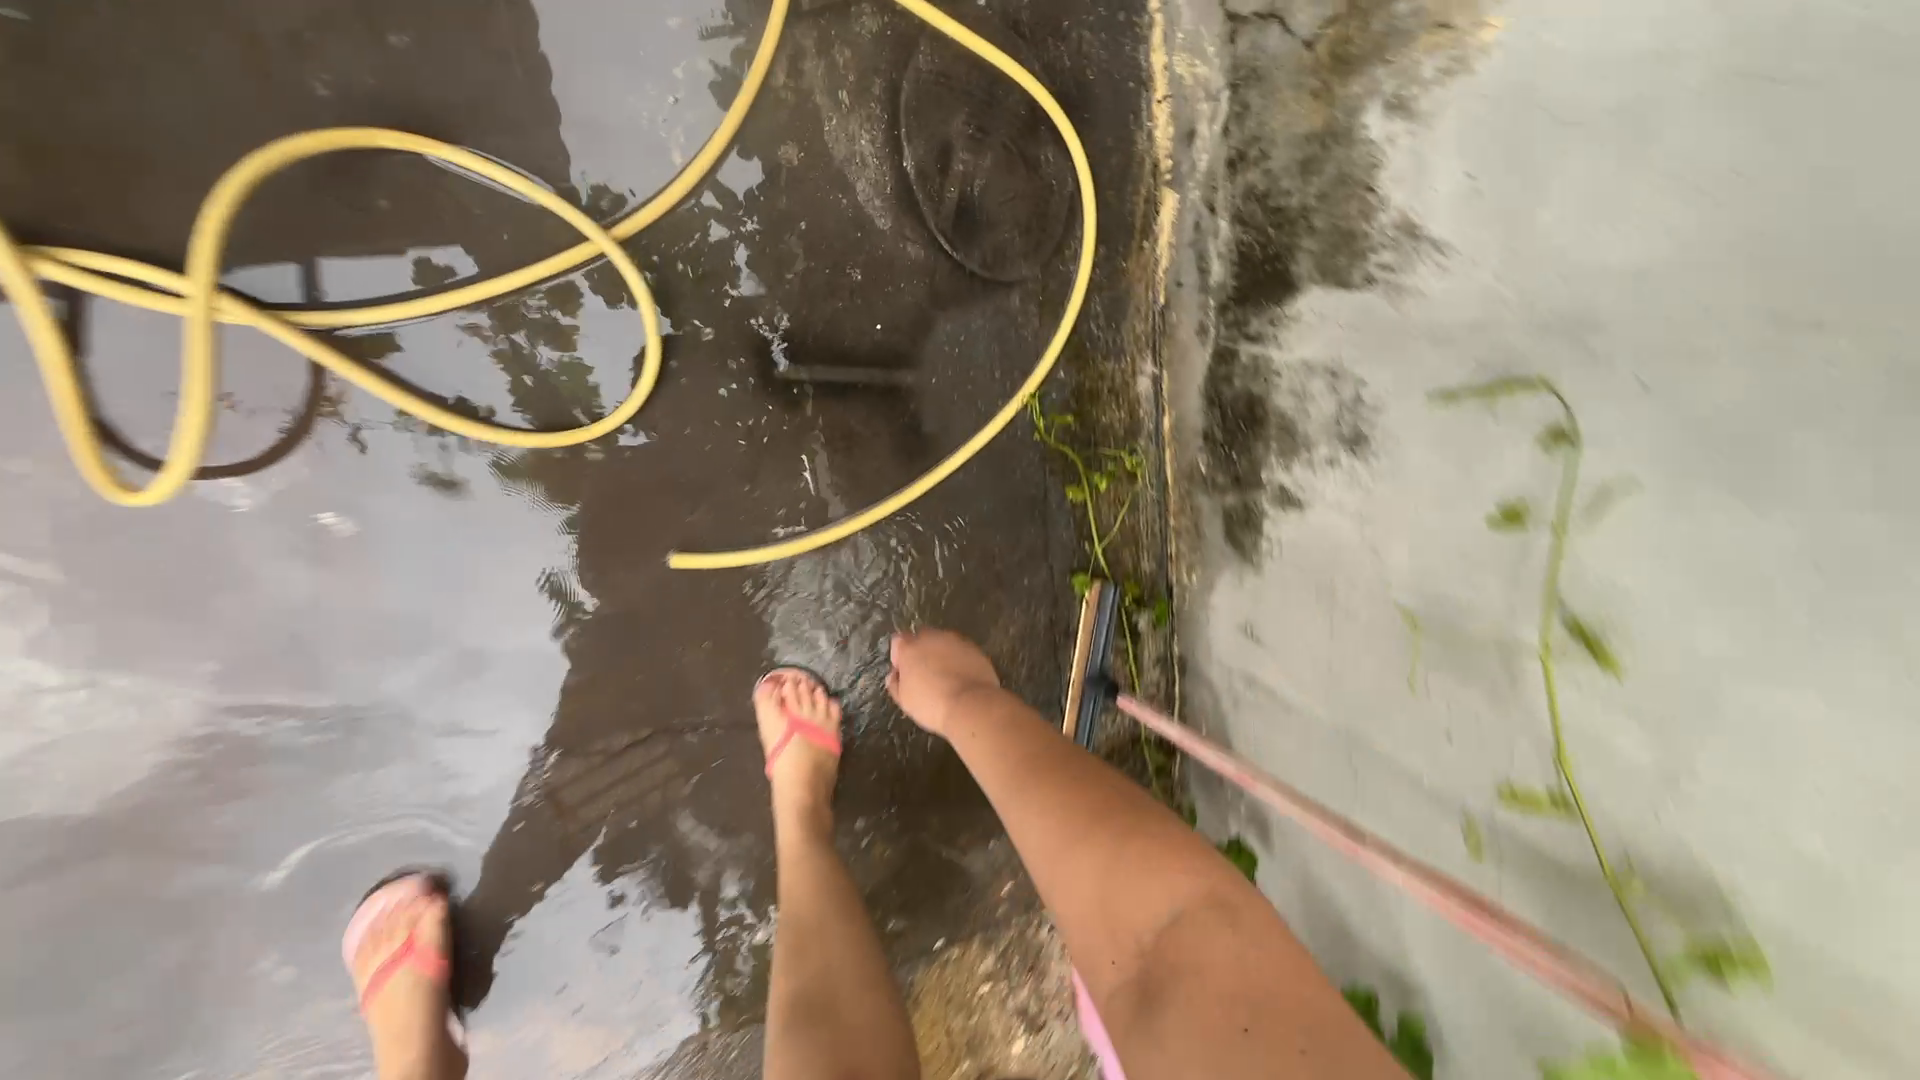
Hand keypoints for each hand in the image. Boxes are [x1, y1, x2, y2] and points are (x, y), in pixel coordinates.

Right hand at [886, 629, 1001, 736]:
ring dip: (941, 654)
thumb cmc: (932, 704)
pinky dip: (959, 659)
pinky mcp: (974, 648)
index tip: (904, 672)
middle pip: (922, 638)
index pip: (898, 641)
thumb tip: (894, 675)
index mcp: (909, 648)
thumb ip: (895, 683)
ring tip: (946, 677)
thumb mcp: (905, 700)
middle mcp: (931, 637)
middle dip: (921, 652)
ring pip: (943, 642)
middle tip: (925, 674)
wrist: (970, 704)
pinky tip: (962, 677)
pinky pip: (961, 650)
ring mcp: (955, 640)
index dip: (899, 656)